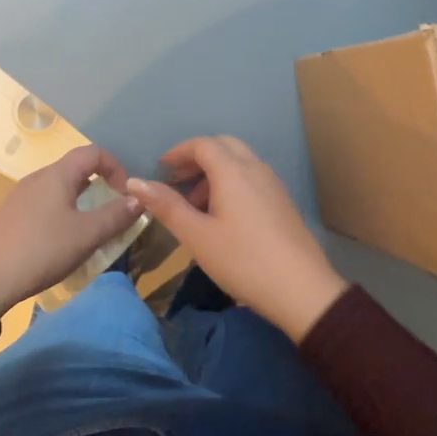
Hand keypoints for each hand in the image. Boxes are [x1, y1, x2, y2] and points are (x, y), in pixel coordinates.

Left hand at [0, 145, 143, 314]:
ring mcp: (21, 197)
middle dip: (101, 188)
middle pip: (76, 170)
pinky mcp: (11, 216)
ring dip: (82, 204)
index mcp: (57, 174)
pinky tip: (62, 244)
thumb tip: (138, 198)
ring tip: (91, 233)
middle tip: (113, 215)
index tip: (126, 195)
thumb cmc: (40, 250)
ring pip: (60, 190)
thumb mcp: (86, 235)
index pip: (94, 152)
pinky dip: (63, 215)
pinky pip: (45, 205)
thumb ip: (116, 215)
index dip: (116, 168)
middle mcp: (38, 178)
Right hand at [126, 136, 348, 341]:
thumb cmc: (243, 260)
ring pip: (240, 163)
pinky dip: (232, 184)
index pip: (203, 144)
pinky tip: (224, 217)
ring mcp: (274, 185)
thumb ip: (167, 206)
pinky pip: (253, 179)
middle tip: (178, 182)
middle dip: (198, 158)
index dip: (179, 152)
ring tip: (196, 206)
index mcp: (233, 171)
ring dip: (215, 173)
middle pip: (224, 147)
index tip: (161, 169)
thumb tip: (135, 182)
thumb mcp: (197, 236)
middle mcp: (256, 169)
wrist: (301, 290)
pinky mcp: (283, 203)